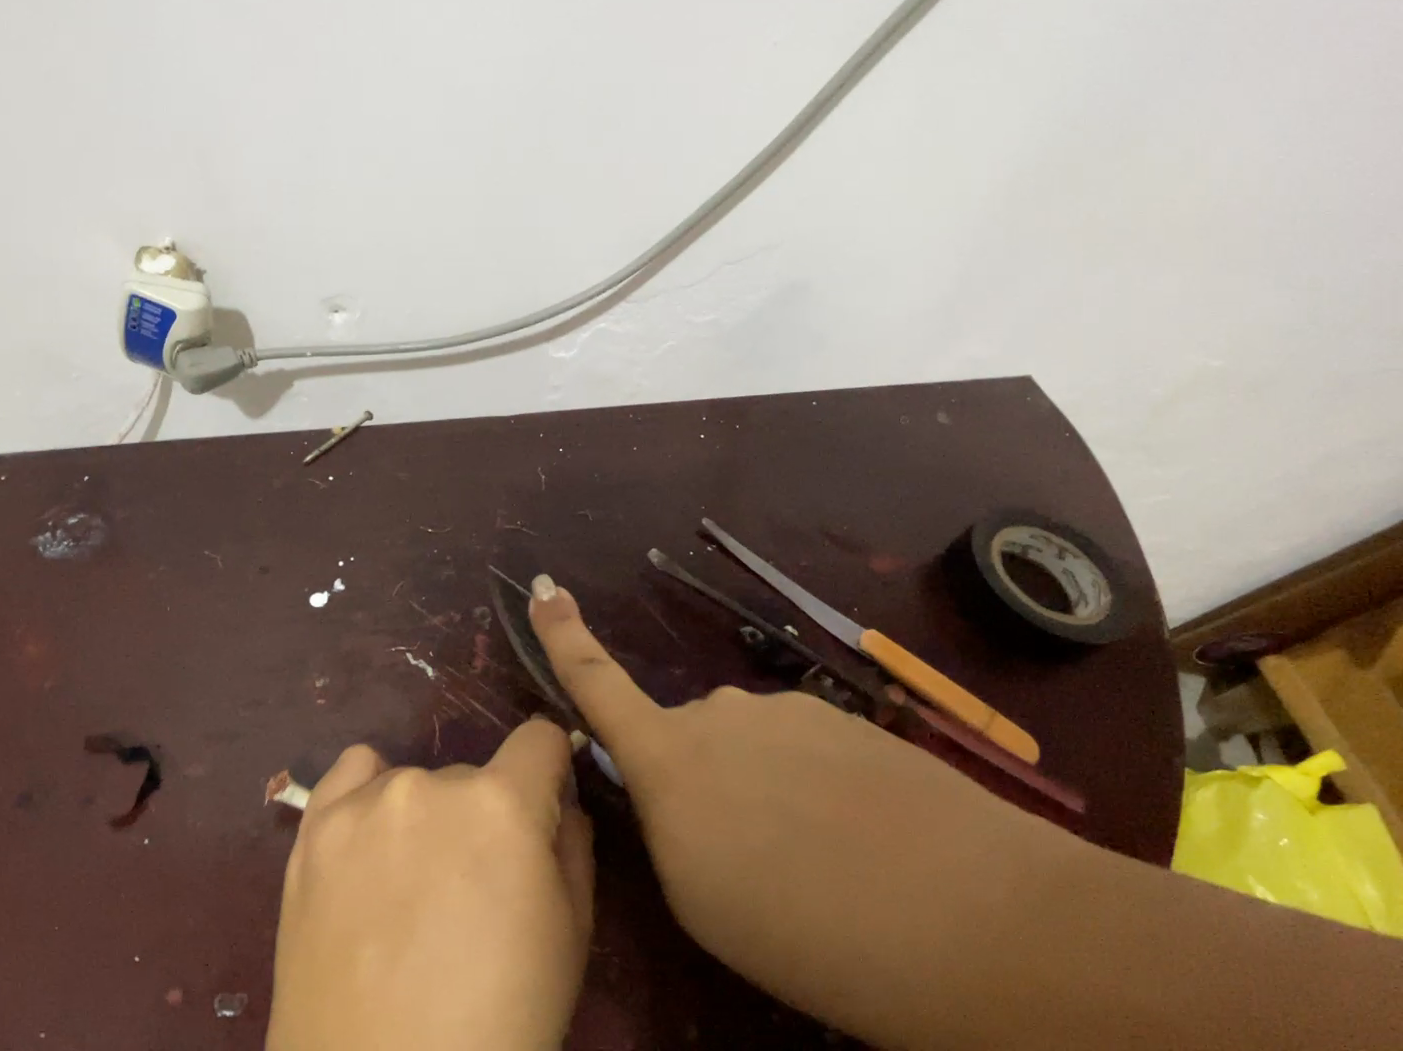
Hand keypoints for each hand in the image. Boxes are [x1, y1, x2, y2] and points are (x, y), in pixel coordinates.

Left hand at [267, 719, 593, 1050]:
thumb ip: (572, 847)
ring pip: (417, 784)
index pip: (539, 740)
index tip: (543, 810)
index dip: (549, 773)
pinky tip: (371, 842)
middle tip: (469, 891)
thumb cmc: (499, 1016)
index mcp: (502, 806)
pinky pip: (354, 773)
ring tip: (408, 888)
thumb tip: (557, 803)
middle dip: (484, 819)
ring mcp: (365, 803)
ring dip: (427, 818)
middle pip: (474, 777)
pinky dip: (370, 793)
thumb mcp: (570, 937)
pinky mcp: (315, 828)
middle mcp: (431, 784)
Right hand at [527, 575, 1084, 1045]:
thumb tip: (677, 784)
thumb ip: (667, 823)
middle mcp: (722, 716)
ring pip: (752, 749)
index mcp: (670, 759)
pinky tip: (863, 846)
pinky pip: (806, 752)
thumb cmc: (804, 929)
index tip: (544, 587)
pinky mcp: (853, 722)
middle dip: (701, 785)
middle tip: (749, 864)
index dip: (563, 636)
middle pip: (689, 740)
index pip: (598, 686)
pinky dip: (815, 791)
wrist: (971, 919)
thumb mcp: (697, 896)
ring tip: (818, 867)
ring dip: (765, 794)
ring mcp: (791, 713)